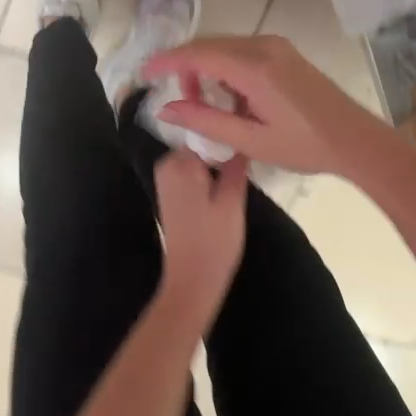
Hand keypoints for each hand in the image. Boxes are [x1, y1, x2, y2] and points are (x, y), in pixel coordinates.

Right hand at [143, 35, 386, 175]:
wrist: (355, 139)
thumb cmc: (304, 146)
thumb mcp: (250, 141)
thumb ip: (205, 122)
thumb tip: (166, 109)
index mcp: (254, 67)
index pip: (198, 54)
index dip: (167, 61)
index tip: (143, 72)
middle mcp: (263, 46)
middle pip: (209, 45)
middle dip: (186, 66)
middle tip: (178, 99)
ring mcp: (276, 46)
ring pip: (225, 46)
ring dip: (206, 66)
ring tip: (203, 102)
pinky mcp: (284, 52)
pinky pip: (242, 50)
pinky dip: (225, 67)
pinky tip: (230, 96)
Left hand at [154, 149, 247, 321]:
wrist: (191, 283)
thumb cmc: (214, 242)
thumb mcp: (232, 201)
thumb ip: (236, 165)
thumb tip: (242, 138)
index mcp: (179, 162)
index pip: (208, 132)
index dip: (230, 137)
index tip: (249, 142)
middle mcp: (166, 165)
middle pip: (202, 143)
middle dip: (223, 152)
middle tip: (247, 164)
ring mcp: (166, 179)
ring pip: (199, 158)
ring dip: (218, 165)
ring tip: (240, 175)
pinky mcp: (170, 193)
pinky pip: (193, 171)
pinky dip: (208, 176)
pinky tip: (224, 188)